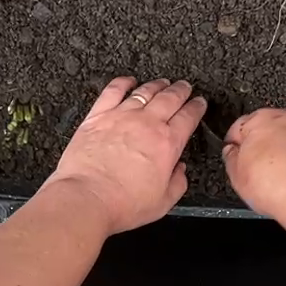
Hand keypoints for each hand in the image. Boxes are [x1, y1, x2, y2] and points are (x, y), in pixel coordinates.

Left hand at [43, 77, 205, 234]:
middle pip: (170, 98)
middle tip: (185, 87)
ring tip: (163, 83)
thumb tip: (180, 171)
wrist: (87, 198)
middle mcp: (147, 124)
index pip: (188, 117)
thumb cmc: (121, 203)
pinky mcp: (98, 117)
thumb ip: (177, 183)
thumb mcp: (162, 202)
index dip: (196, 108)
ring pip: (144, 92)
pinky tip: (128, 81)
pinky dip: (123, 83)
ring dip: (157, 85)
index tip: (199, 104)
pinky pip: (113, 91)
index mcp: (167, 144)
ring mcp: (121, 117)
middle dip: (181, 91)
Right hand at [222, 107, 285, 225]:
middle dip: (264, 148)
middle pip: (269, 130)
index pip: (239, 127)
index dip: (236, 146)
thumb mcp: (236, 177)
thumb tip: (232, 153)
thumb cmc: (277, 185)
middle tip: (259, 172)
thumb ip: (231, 158)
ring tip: (282, 180)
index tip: (236, 159)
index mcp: (260, 120)